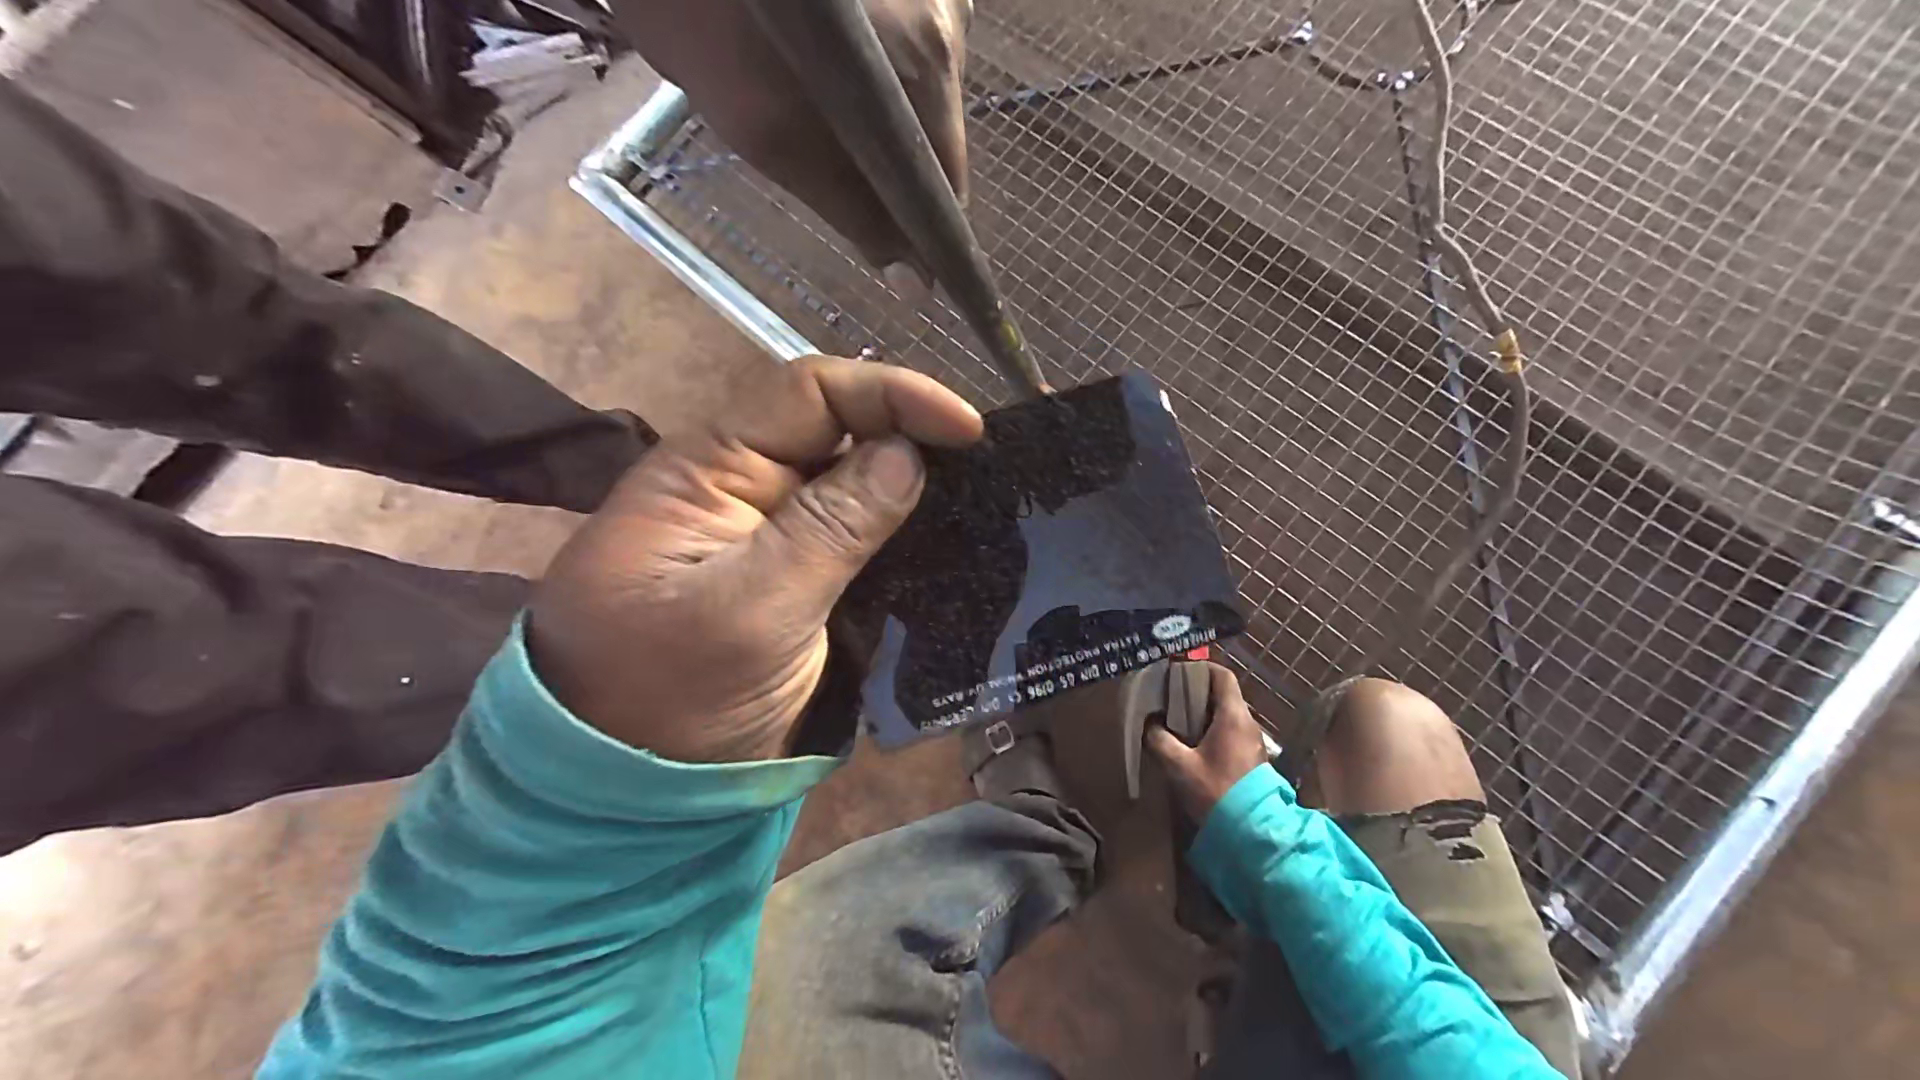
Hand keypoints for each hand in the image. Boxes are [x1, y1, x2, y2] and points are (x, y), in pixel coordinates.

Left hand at [527, 356, 982, 762]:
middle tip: (984, 464)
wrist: (629, 786)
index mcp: (712, 470)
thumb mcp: (750, 609)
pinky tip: (948, 544)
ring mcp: (775, 536)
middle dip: (911, 435)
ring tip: (980, 499)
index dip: (892, 395)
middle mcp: (746, 488)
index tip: (967, 430)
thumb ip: (829, 528)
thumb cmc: (667, 693)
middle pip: (839, 431)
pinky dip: (904, 537)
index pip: (809, 392)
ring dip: (915, 488)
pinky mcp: (799, 579)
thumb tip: (907, 455)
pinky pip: (860, 539)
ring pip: (856, 485)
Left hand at [610, 0, 970, 270]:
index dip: (921, 229)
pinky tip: (822, 72)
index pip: (949, 181)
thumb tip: (916, 287)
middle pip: (938, 138)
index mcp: (928, 58)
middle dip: (894, 170)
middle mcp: (948, 17)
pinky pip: (902, 57)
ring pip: (921, 99)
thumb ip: (858, 215)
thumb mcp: (778, 139)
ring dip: (879, 126)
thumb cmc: (708, 24)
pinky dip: (871, 83)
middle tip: (827, 164)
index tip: (891, 254)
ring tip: (814, 108)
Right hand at [1148, 664, 1272, 821]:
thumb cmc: (1216, 791)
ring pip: (1225, 714)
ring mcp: (1251, 741)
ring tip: (1173, 720)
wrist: (1253, 834)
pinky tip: (1189, 743)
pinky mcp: (1250, 758)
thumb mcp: (1179, 766)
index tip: (1177, 671)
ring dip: (1200, 712)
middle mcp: (1247, 723)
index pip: (1222, 676)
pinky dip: (1209, 728)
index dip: (1200, 668)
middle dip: (1194, 691)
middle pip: (1222, 694)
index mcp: (1233, 716)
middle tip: (1167, 697)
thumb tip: (1150, 725)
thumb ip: (1160, 740)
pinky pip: (1228, 731)